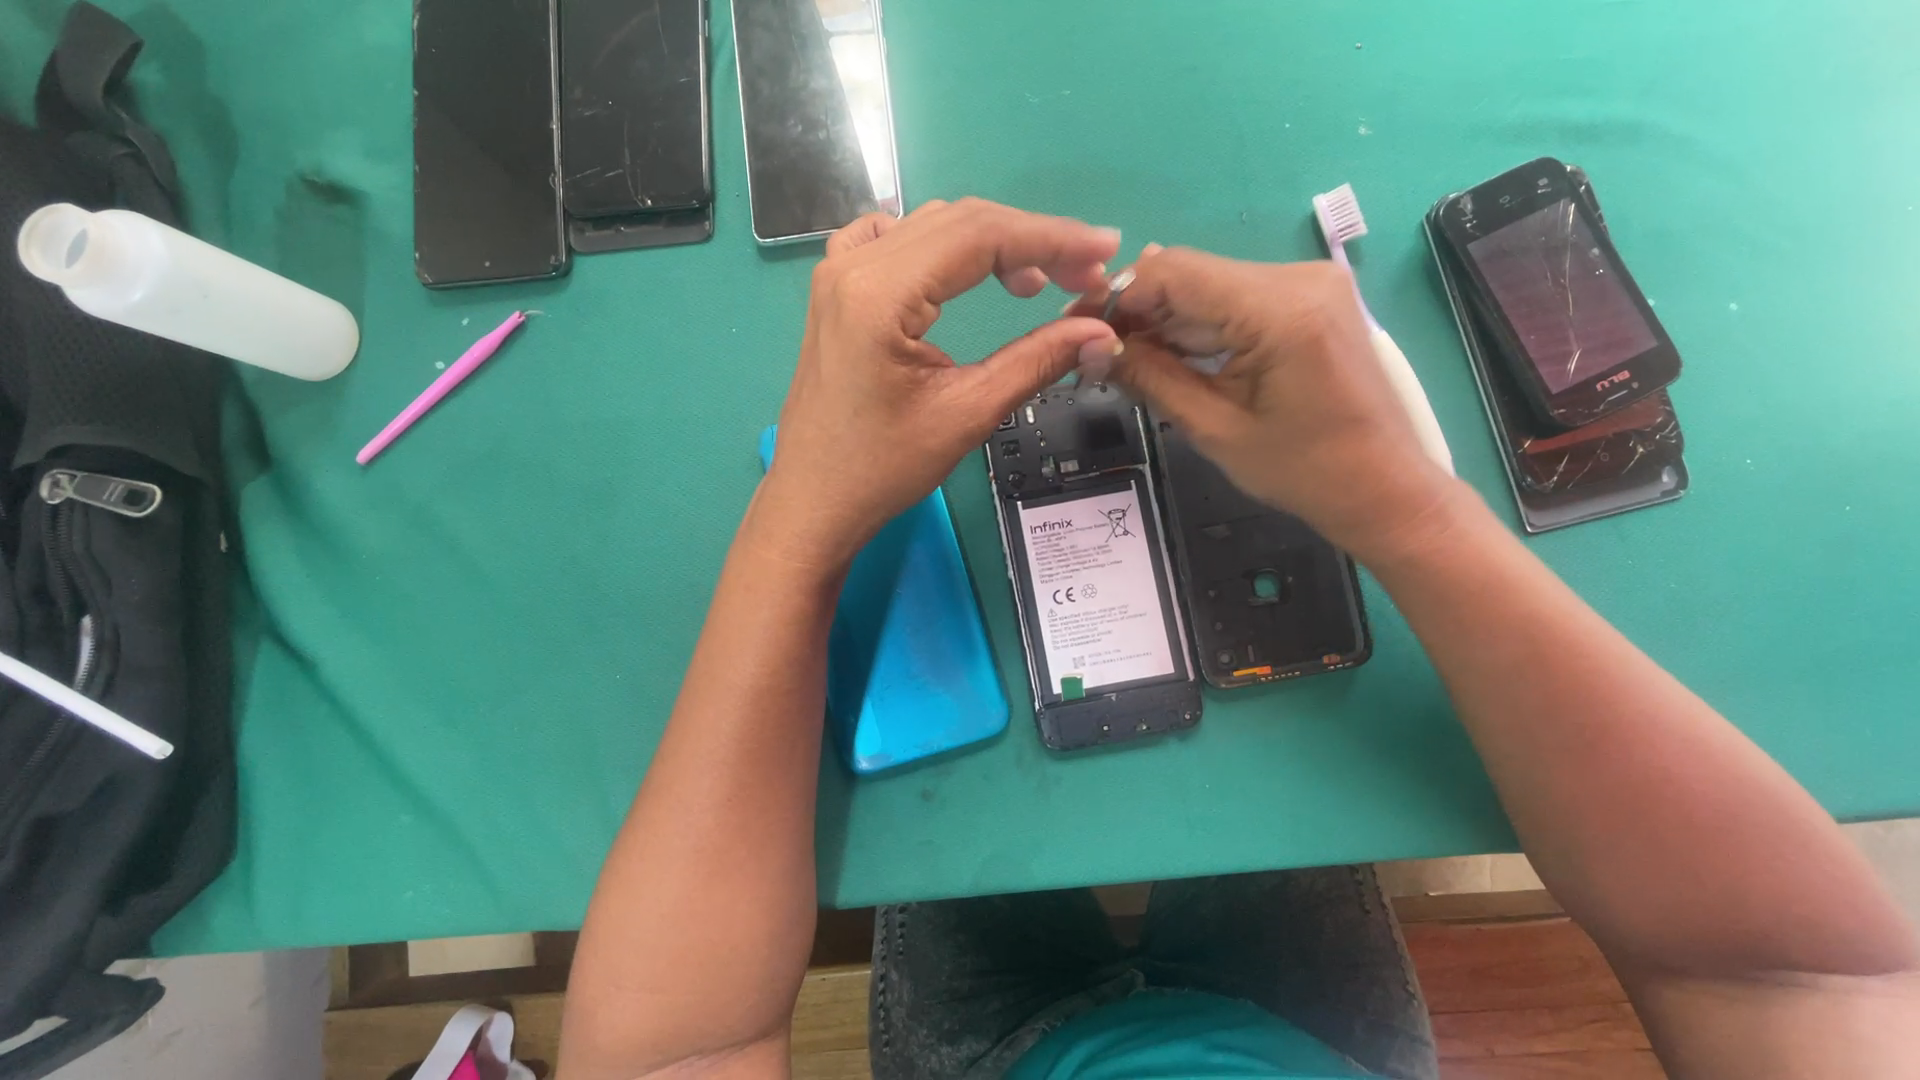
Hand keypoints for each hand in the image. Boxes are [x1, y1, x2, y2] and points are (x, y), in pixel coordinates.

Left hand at [754, 199, 1123, 570]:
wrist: (815, 498)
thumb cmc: (883, 468)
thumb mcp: (967, 414)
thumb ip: (1036, 361)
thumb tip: (1101, 330)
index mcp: (879, 294)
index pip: (980, 236)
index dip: (1052, 237)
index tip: (1106, 250)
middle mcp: (854, 266)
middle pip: (960, 222)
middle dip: (1031, 241)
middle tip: (1085, 274)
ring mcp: (839, 272)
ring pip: (932, 227)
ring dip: (992, 244)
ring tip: (1038, 284)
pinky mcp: (838, 288)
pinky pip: (896, 240)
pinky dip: (944, 247)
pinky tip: (965, 271)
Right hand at [1083, 247, 1465, 565]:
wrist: (1382, 486)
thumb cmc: (1304, 471)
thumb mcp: (1215, 428)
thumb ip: (1152, 377)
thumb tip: (1094, 347)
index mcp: (1281, 309)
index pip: (1175, 272)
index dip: (1119, 296)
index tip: (1081, 328)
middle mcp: (1300, 278)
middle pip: (1192, 276)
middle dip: (1140, 312)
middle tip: (1099, 353)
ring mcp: (1310, 284)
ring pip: (1211, 286)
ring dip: (1167, 321)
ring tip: (1129, 361)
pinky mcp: (1312, 300)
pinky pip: (1238, 300)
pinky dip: (1201, 326)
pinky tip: (1173, 356)